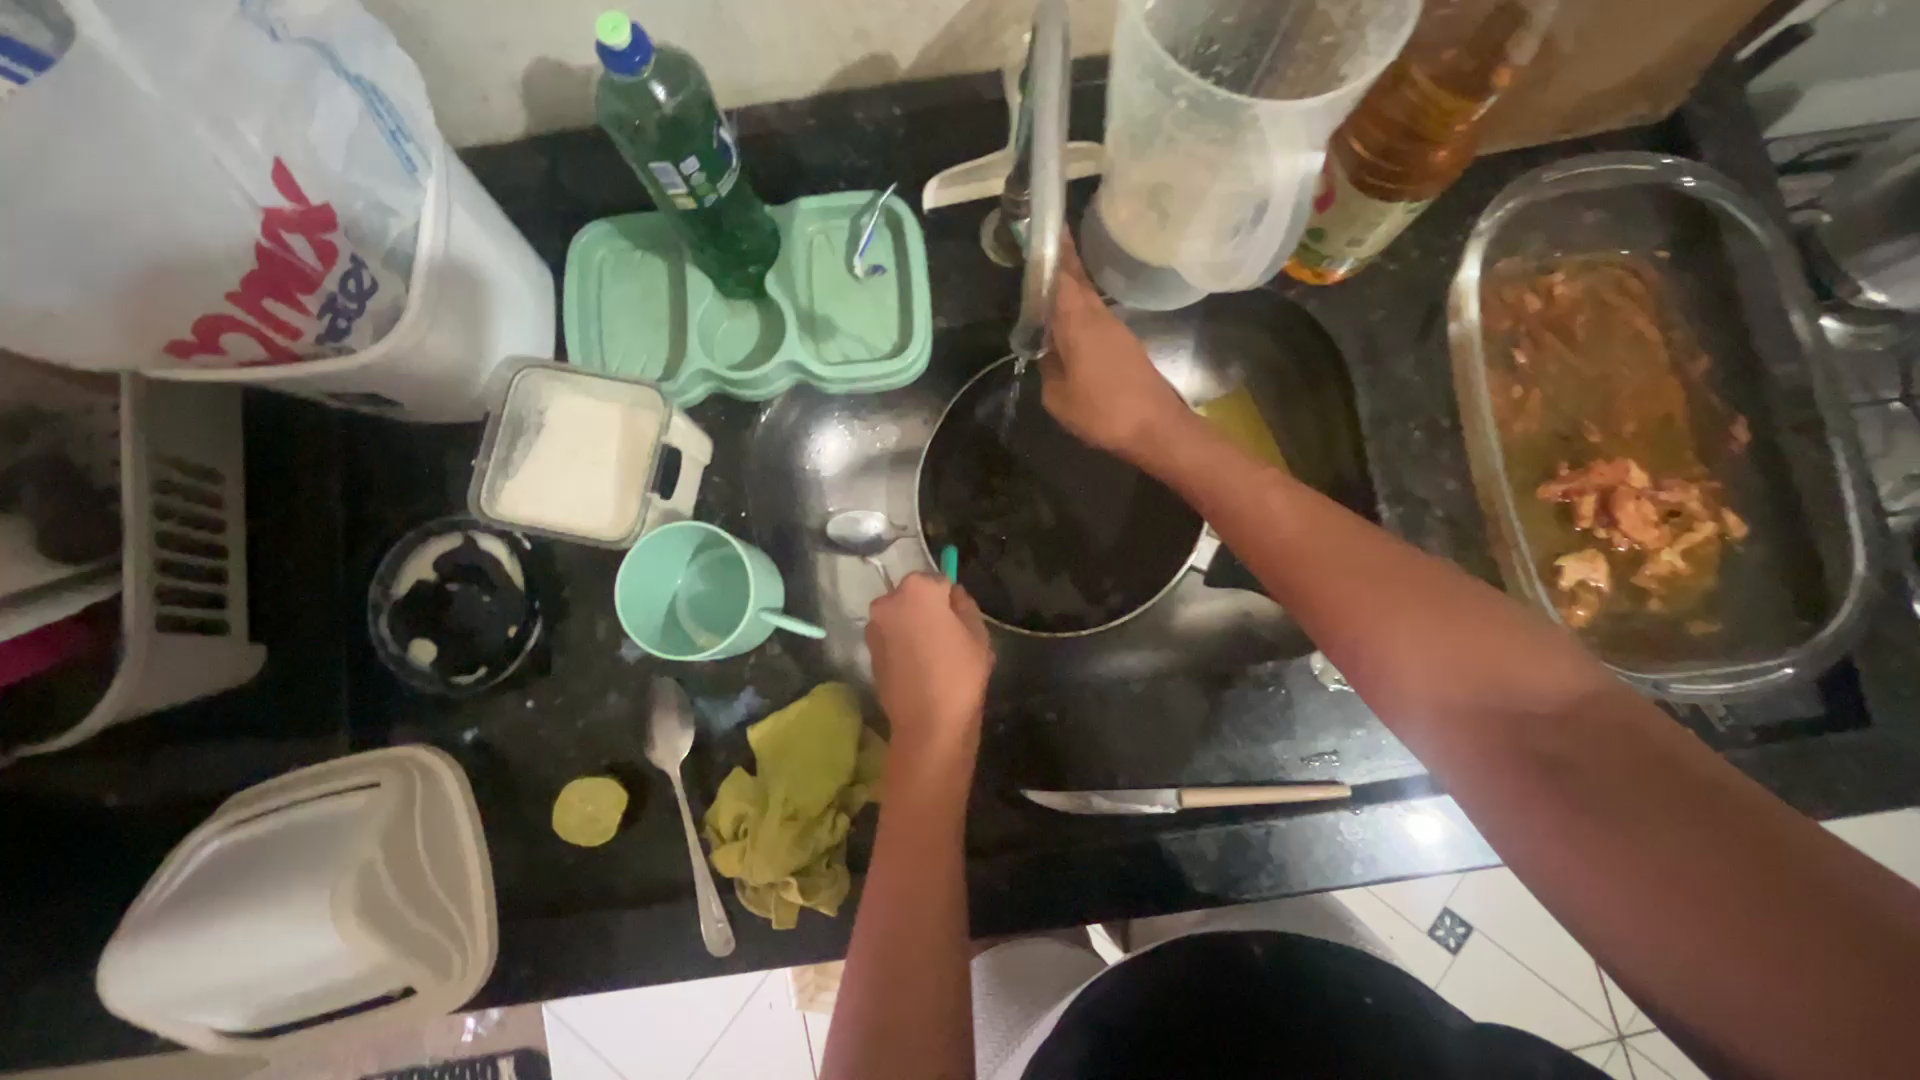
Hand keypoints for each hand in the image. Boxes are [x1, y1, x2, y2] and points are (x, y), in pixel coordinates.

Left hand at [866, 574, 993, 764]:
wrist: (928, 723)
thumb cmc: (960, 673)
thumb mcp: (977, 632)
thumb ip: (964, 604)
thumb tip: (953, 596)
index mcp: (916, 589)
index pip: (939, 581)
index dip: (951, 601)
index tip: (960, 622)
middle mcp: (887, 602)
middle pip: (914, 597)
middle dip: (928, 610)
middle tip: (948, 638)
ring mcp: (874, 627)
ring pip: (900, 617)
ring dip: (913, 627)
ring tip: (933, 657)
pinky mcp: (869, 651)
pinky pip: (891, 638)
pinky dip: (902, 645)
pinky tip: (918, 668)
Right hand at [1041, 237, 1193, 463]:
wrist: (1156, 428)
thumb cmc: (1103, 413)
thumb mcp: (1058, 397)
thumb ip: (1048, 367)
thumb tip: (1047, 350)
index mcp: (1078, 322)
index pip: (1060, 277)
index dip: (1050, 251)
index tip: (1039, 226)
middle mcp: (1098, 316)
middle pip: (1076, 280)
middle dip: (1060, 259)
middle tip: (1044, 238)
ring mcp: (1115, 329)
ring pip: (1086, 297)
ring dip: (1069, 284)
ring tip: (1048, 274)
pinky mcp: (1124, 344)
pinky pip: (1094, 316)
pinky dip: (1079, 308)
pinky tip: (1067, 317)